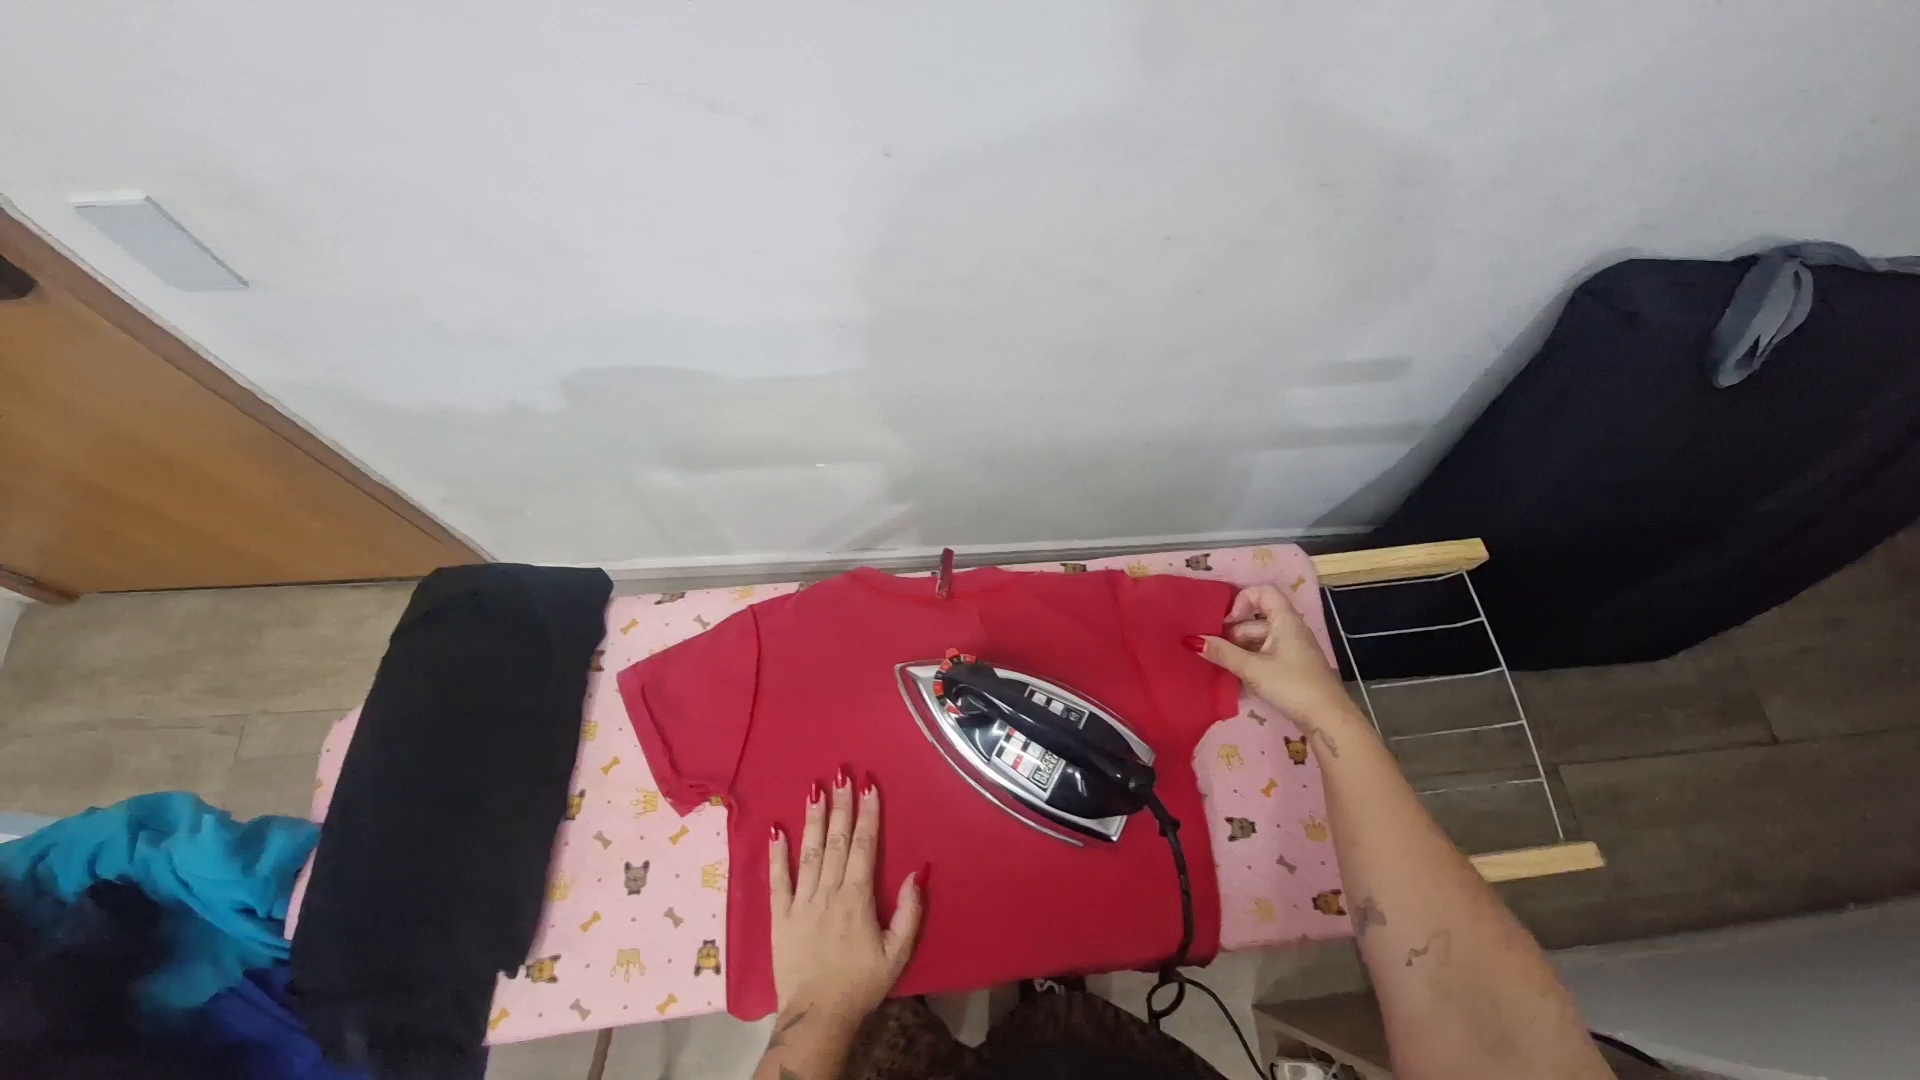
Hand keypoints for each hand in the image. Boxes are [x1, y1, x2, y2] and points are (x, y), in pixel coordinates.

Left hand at [768, 768, 922, 1034]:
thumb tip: (917, 871)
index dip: (867, 814)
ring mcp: (801, 902)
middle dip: (840, 805)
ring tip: (814, 788)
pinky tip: (776, 829)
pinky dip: (776, 854)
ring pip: (808, 852)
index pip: (863, 846)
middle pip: (835, 841)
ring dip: (812, 819)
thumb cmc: (861, 984)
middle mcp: (828, 892)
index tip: (867, 785)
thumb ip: (909, 911)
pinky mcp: (780, 916)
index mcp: (857, 898)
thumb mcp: (897, 953)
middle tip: (841, 774)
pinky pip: (778, 880)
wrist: (818, 1017)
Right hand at [1192, 585, 1364, 735]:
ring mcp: (1292, 650)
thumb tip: (1193, 640)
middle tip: (1216, 651)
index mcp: (1285, 620)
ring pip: (1258, 640)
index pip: (1263, 592)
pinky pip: (1265, 656)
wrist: (1328, 719)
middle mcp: (1290, 630)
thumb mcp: (1252, 669)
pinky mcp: (1292, 668)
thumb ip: (1222, 653)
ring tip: (1222, 667)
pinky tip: (1237, 679)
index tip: (1227, 623)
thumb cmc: (1292, 686)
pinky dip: (1250, 662)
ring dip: (1239, 651)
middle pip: (1256, 619)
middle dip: (1233, 634)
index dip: (1242, 601)